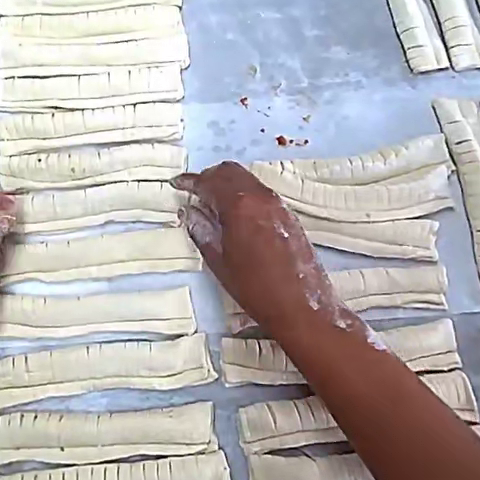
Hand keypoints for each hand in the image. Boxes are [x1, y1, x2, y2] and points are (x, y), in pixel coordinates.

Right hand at [175, 163, 356, 336]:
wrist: (301, 307)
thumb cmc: (256, 290)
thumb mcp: (220, 263)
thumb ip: (202, 231)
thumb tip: (189, 212)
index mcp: (240, 206)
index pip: (210, 182)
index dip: (190, 181)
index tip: (178, 184)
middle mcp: (261, 197)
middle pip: (230, 172)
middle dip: (209, 178)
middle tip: (194, 192)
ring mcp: (278, 204)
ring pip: (247, 180)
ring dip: (228, 185)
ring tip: (212, 204)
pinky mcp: (289, 214)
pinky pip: (260, 192)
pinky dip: (244, 194)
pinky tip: (236, 215)